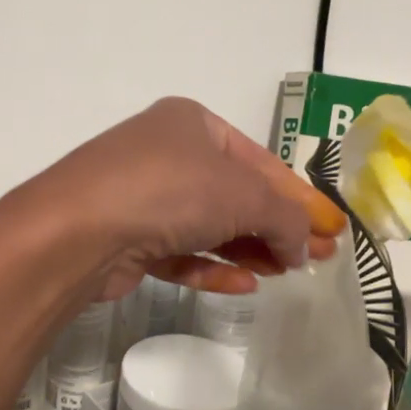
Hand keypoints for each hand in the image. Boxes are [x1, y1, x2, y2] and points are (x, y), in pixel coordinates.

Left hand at [26, 97, 345, 301]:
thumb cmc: (168, 192)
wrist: (77, 231)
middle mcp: (165, 154)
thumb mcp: (243, 194)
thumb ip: (285, 218)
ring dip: (248, 248)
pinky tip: (245, 286)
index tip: (333, 230)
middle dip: (277, 226)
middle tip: (317, 258)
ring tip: (286, 272)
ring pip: (208, 225)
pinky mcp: (128, 238)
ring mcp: (142, 196)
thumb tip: (305, 245)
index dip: (299, 197)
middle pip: (235, 194)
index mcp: (191, 123)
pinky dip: (212, 267)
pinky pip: (180, 253)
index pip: (259, 160)